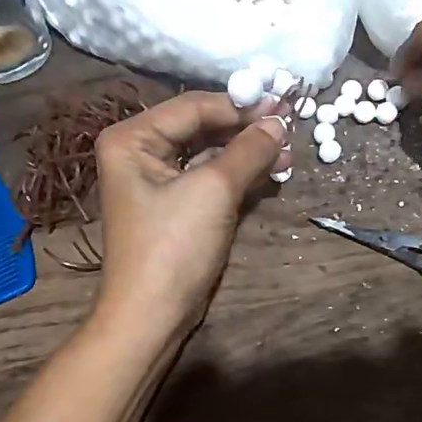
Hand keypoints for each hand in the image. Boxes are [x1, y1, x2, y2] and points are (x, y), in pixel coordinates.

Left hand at [92, 91, 289, 337]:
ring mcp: (156, 182)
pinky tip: (271, 173)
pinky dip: (239, 176)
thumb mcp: (214, 190)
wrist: (152, 316)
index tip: (282, 104)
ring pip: (209, 155)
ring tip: (288, 154)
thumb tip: (279, 123)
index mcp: (131, 139)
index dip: (238, 105)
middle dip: (245, 130)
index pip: (192, 107)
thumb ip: (248, 150)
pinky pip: (210, 179)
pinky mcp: (175, 207)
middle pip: (200, 128)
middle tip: (290, 127)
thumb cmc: (174, 246)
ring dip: (247, 153)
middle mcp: (138, 153)